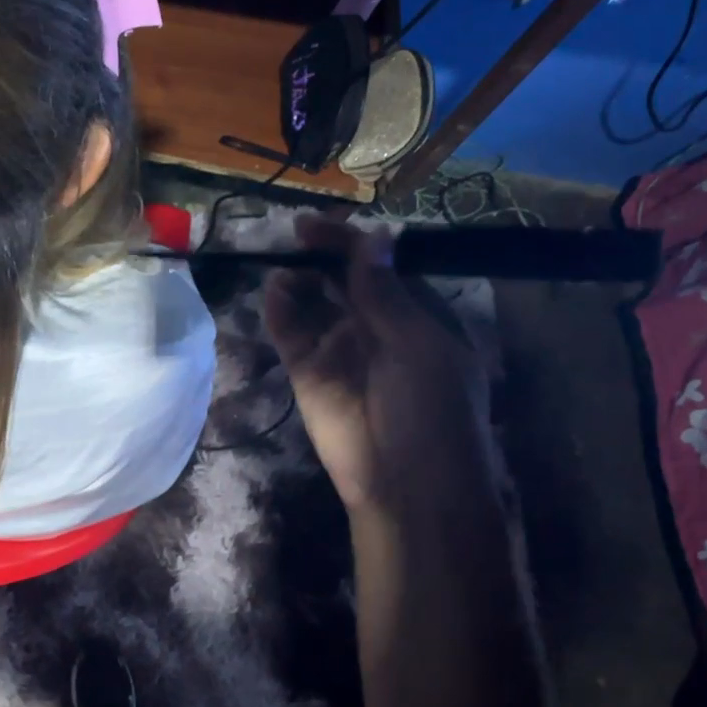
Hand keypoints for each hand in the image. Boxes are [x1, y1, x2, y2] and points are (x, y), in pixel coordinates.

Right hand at [263, 218, 496, 519]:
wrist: (405, 481)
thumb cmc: (431, 409)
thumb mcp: (417, 344)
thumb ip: (384, 293)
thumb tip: (373, 236)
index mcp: (414, 316)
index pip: (378, 267)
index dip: (351, 242)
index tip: (320, 225)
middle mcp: (373, 326)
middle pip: (340, 279)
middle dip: (319, 254)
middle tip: (293, 233)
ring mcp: (337, 347)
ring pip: (310, 301)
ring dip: (298, 280)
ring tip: (283, 268)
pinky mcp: (306, 370)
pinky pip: (289, 331)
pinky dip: (279, 310)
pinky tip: (275, 293)